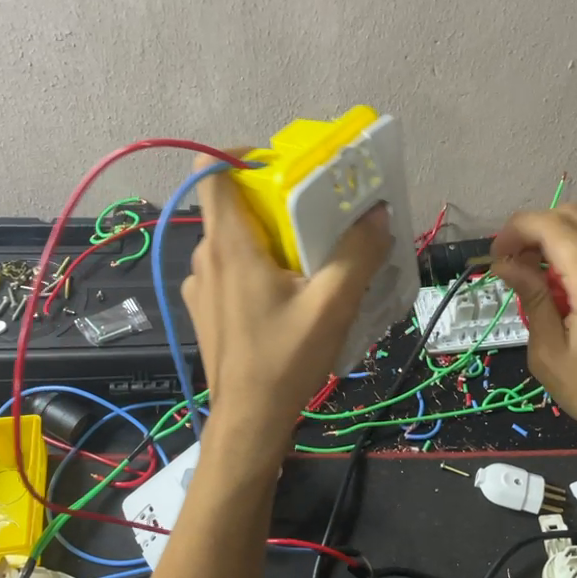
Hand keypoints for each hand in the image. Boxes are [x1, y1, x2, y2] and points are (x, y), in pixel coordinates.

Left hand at [182, 153, 392, 456]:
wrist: (249, 421)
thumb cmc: (285, 360)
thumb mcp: (332, 306)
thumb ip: (357, 254)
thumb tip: (376, 214)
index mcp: (229, 244)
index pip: (215, 173)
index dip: (244, 156)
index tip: (283, 167)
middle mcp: (206, 258)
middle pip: (234, 209)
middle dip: (275, 206)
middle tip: (318, 221)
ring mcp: (200, 288)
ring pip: (234, 244)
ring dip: (268, 243)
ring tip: (308, 265)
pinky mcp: (205, 313)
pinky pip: (230, 275)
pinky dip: (256, 272)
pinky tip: (286, 301)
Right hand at [490, 205, 576, 501]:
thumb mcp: (550, 352)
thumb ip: (532, 297)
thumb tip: (507, 263)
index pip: (551, 227)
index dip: (516, 231)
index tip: (496, 257)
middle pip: (575, 215)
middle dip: (537, 230)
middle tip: (515, 263)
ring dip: (563, 239)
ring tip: (541, 276)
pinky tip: (573, 285)